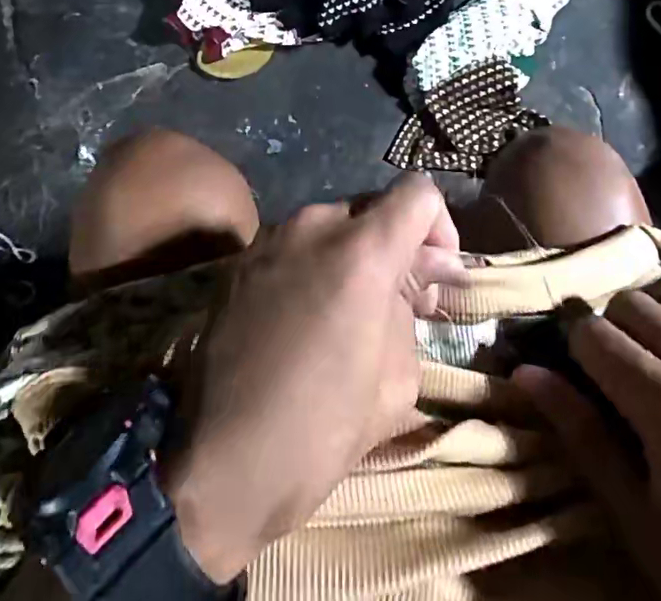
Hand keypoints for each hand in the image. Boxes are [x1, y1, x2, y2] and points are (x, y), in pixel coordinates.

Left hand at [161, 173, 465, 581]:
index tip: (435, 274)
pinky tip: (304, 318)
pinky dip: (312, 266)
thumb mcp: (397, 376)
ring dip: (351, 256)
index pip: (418, 192)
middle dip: (395, 246)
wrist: (221, 468)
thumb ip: (413, 305)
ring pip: (330, 227)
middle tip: (397, 300)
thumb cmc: (323, 429)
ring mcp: (268, 240)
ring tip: (346, 311)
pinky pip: (292, 247)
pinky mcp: (236, 263)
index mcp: (363, 250)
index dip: (439, 227)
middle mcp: (314, 226)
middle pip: (373, 209)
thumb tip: (428, 272)